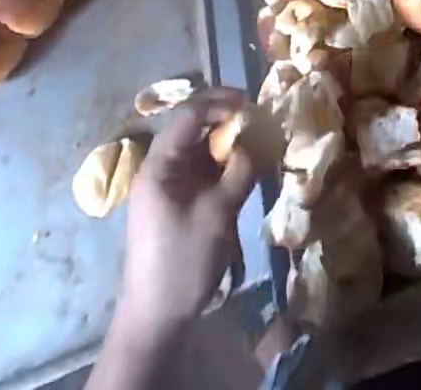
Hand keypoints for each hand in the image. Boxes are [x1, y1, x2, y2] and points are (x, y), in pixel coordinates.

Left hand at [115, 89, 255, 335]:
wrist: (156, 317)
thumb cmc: (184, 260)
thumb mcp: (219, 212)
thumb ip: (242, 169)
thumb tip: (263, 135)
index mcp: (160, 165)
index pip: (189, 115)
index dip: (221, 103)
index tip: (253, 105)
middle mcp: (161, 167)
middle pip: (192, 126)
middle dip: (226, 117)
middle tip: (258, 116)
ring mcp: (168, 185)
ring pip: (199, 146)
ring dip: (227, 138)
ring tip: (258, 136)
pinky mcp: (178, 200)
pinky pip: (202, 168)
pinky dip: (223, 161)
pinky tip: (246, 163)